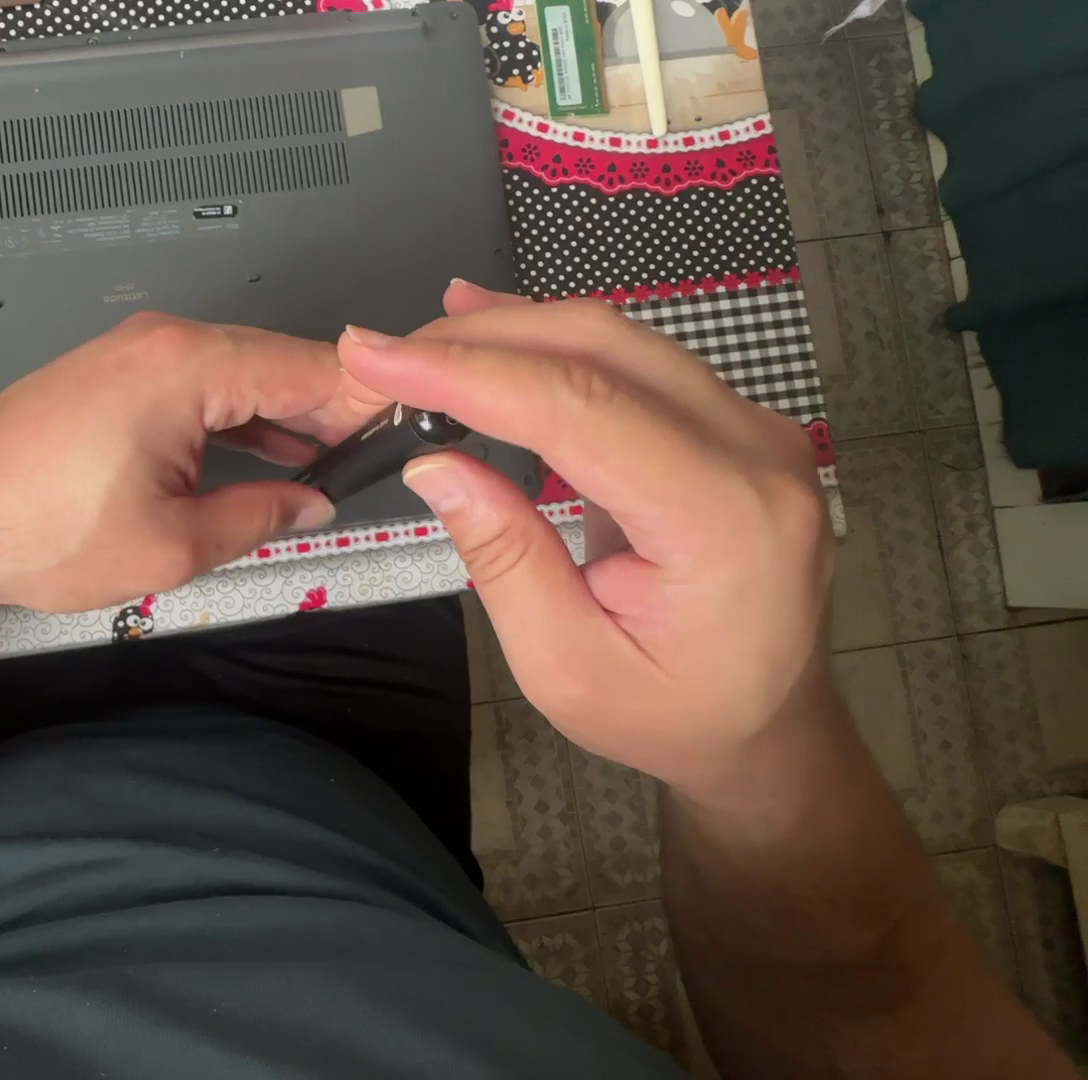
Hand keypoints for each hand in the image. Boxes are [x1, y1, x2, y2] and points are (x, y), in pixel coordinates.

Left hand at [0, 312, 383, 614]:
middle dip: (325, 409)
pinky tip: (251, 450)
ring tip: (321, 458)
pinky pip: (187, 386)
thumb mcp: (171, 545)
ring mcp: (126, 354)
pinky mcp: (103, 376)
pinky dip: (226, 417)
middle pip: (271, 363)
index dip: (364, 400)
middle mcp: (158, 342)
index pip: (308, 367)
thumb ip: (258, 517)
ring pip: (230, 374)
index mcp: (185, 366)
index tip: (400, 426)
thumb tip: (310, 503)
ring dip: (276, 414)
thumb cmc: (42, 534)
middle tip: (369, 452)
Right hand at [339, 281, 831, 791]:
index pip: (576, 409)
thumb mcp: (562, 664)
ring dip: (501, 332)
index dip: (464, 373)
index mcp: (721, 521)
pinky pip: (624, 359)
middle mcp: (753, 452)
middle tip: (378, 355)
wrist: (761, 726)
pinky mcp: (721, 424)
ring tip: (413, 347)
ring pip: (610, 339)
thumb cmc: (665, 713)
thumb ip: (502, 557)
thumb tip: (434, 465)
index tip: (373, 357)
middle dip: (473, 340)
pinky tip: (486, 321)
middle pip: (597, 349)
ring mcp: (746, 428)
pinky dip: (542, 340)